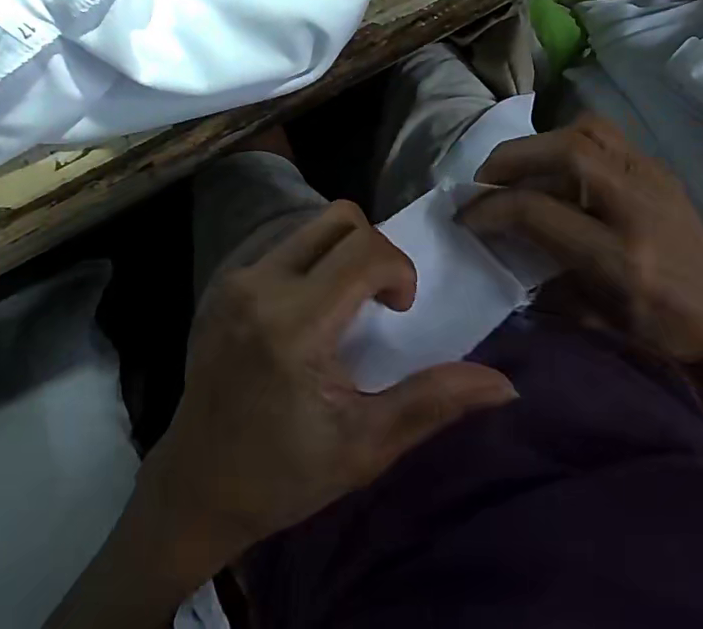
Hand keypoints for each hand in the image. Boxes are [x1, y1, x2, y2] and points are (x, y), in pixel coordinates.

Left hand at [142, 200, 517, 557]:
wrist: (197, 484)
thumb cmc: (284, 474)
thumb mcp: (365, 446)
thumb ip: (433, 403)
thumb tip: (505, 384)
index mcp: (295, 325)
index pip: (365, 250)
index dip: (400, 270)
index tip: (400, 312)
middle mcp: (261, 286)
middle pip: (340, 219)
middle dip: (376, 249)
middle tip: (380, 303)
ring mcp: (237, 280)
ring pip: (311, 228)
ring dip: (345, 253)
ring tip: (348, 308)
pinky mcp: (224, 285)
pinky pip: (285, 248)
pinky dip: (315, 264)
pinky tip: (312, 314)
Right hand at [458, 112, 702, 363]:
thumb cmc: (664, 324)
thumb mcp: (598, 317)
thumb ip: (543, 276)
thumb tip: (497, 242)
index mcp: (621, 256)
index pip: (539, 211)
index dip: (491, 209)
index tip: (467, 217)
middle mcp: (637, 206)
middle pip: (565, 153)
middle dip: (510, 160)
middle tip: (483, 179)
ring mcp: (651, 178)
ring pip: (585, 131)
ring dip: (538, 144)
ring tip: (516, 168)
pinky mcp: (654, 166)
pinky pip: (601, 134)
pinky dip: (563, 142)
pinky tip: (551, 168)